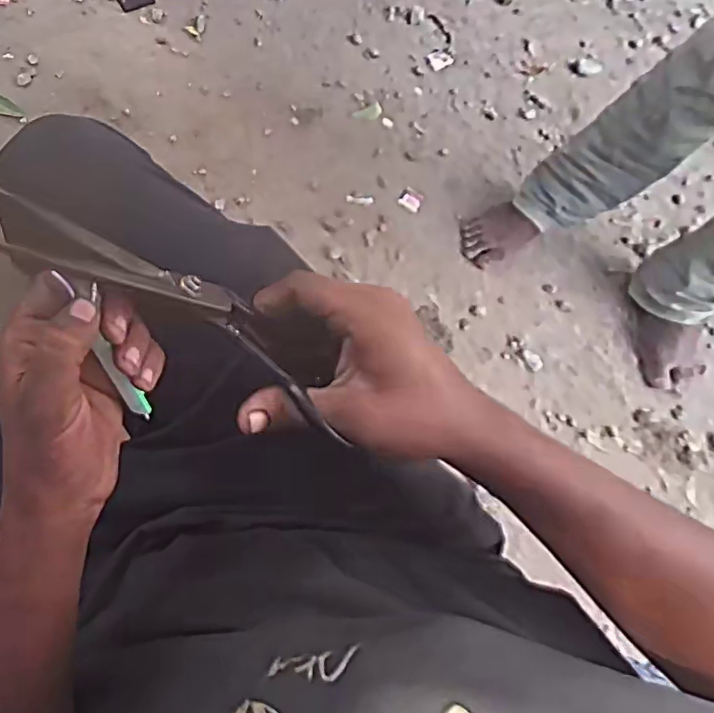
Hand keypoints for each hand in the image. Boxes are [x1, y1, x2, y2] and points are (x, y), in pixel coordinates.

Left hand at [0, 271, 164, 524]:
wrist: (65, 498)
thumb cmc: (42, 454)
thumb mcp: (46, 398)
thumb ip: (60, 347)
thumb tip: (85, 304)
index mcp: (27, 339)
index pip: (52, 287)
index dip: (80, 287)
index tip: (101, 308)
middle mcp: (55, 342)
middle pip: (95, 298)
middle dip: (116, 316)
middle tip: (119, 342)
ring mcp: (85, 359)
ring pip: (121, 323)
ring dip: (136, 341)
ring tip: (132, 372)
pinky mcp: (112, 377)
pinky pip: (138, 351)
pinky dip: (147, 361)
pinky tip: (142, 383)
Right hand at [236, 271, 492, 459]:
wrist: (466, 428)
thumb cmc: (418, 416)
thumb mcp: (346, 413)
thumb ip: (290, 408)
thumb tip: (247, 414)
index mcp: (366, 311)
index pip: (302, 285)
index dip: (270, 300)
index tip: (248, 322)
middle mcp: (376, 300)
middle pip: (312, 289)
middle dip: (281, 312)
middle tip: (259, 341)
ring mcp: (385, 308)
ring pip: (326, 298)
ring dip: (300, 319)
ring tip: (279, 349)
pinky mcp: (388, 320)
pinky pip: (342, 308)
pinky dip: (319, 324)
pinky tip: (310, 354)